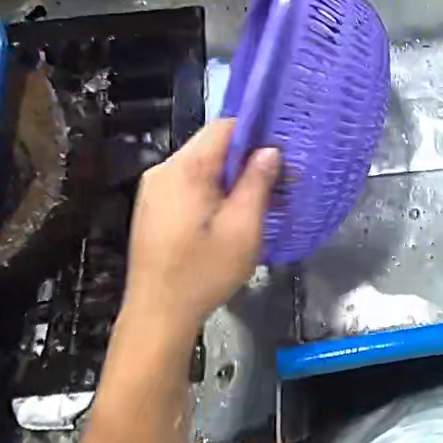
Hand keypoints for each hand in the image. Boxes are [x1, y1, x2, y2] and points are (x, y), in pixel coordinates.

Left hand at [122, 119, 280, 338]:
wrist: (158, 315)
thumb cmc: (203, 272)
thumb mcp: (243, 228)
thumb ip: (257, 183)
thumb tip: (270, 151)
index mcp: (184, 170)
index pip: (224, 127)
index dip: (259, 133)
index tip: (286, 152)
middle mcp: (164, 171)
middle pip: (214, 146)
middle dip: (251, 159)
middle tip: (284, 182)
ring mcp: (156, 189)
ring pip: (205, 166)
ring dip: (237, 177)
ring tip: (266, 200)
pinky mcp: (157, 207)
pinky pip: (193, 184)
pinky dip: (219, 190)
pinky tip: (237, 214)